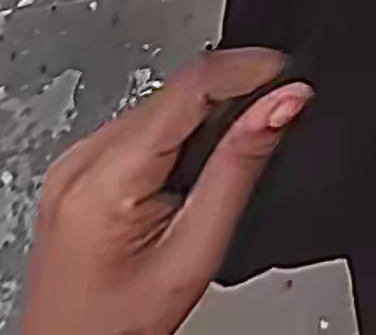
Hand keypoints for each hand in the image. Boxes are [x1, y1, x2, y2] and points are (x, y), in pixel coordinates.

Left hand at [23, 49, 312, 334]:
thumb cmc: (122, 324)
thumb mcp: (198, 248)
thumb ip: (243, 164)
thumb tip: (286, 100)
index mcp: (106, 177)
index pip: (191, 85)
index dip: (250, 67)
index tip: (292, 74)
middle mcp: (85, 156)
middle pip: (182, 84)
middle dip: (241, 83)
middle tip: (282, 103)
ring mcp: (83, 154)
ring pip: (172, 93)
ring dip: (220, 99)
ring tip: (249, 131)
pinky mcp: (91, 156)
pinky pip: (157, 112)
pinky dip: (196, 116)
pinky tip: (210, 147)